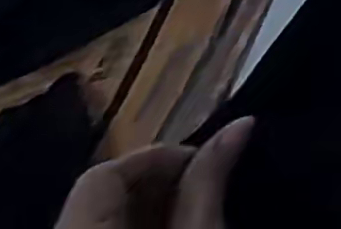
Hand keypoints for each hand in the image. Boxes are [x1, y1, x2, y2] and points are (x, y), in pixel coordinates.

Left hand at [54, 118, 252, 228]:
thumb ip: (208, 182)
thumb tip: (241, 122)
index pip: (104, 173)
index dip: (157, 158)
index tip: (204, 165)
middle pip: (100, 196)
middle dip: (156, 183)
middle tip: (205, 190)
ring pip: (100, 218)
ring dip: (148, 208)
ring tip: (194, 211)